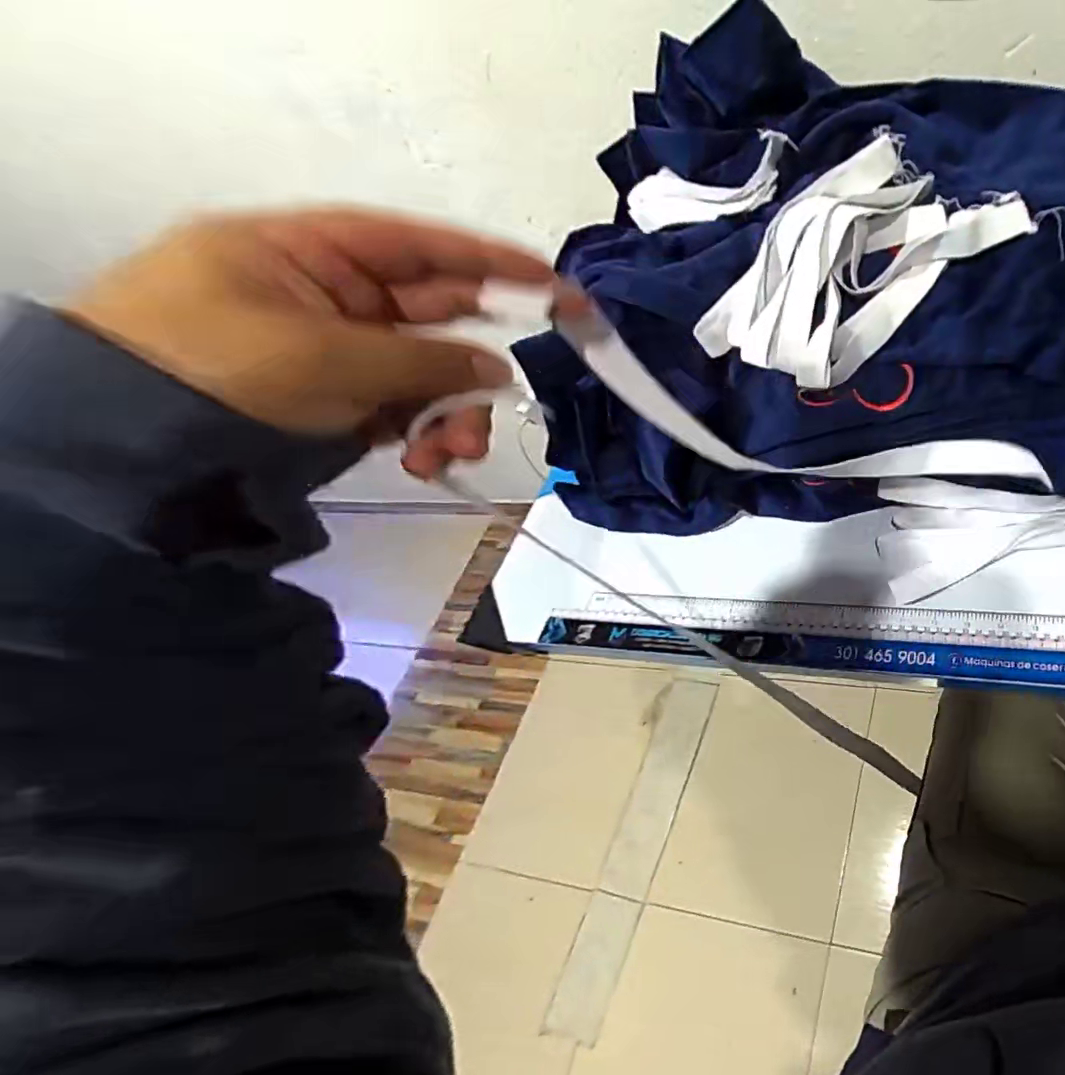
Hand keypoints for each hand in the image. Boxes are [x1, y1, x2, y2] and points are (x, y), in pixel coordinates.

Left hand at [65, 208, 577, 478]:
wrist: (133, 450)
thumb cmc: (218, 369)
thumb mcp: (329, 358)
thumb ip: (428, 361)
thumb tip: (500, 371)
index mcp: (310, 256)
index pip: (419, 246)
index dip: (490, 262)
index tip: (554, 282)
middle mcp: (335, 297)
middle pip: (440, 320)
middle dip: (478, 367)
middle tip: (521, 392)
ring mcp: (344, 349)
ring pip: (436, 374)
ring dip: (456, 414)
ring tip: (453, 452)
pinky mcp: (351, 396)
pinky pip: (414, 407)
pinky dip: (429, 435)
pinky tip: (425, 461)